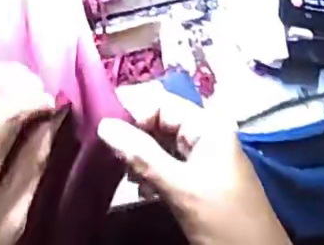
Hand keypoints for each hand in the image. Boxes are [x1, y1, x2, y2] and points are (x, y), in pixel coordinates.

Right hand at [97, 84, 289, 244]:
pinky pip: (170, 166)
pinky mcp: (200, 182)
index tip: (100, 129)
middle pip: (161, 121)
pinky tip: (139, 188)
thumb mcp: (181, 189)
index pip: (162, 103)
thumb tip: (104, 125)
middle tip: (104, 153)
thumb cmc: (223, 221)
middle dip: (134, 135)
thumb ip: (143, 157)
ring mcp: (204, 158)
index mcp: (207, 124)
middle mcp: (205, 133)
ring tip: (121, 173)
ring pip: (163, 145)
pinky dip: (152, 173)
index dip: (132, 112)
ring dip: (141, 156)